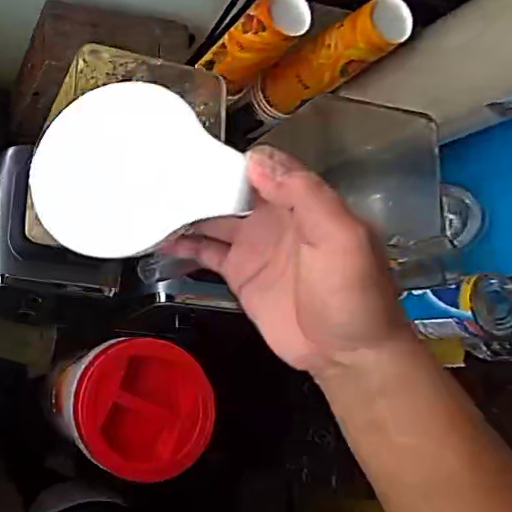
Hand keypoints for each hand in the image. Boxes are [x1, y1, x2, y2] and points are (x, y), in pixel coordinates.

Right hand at [160, 145, 412, 376]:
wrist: (346, 354)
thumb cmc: (356, 296)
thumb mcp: (340, 237)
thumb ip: (304, 195)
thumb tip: (258, 162)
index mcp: (302, 203)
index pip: (262, 169)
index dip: (231, 161)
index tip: (198, 157)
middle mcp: (275, 219)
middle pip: (231, 191)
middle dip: (201, 182)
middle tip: (165, 177)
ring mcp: (255, 247)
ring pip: (213, 219)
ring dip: (187, 211)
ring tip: (156, 204)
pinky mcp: (240, 275)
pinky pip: (206, 252)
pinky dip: (184, 244)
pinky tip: (164, 238)